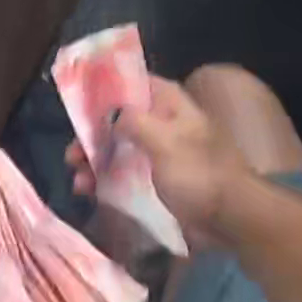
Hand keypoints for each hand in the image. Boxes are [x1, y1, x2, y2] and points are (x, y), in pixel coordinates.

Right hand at [66, 76, 252, 247]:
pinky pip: (125, 172)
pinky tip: (88, 191)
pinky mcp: (157, 178)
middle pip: (119, 118)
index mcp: (167, 102)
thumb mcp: (165, 142)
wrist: (230, 218)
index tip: (77, 105)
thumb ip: (133, 122)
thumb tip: (109, 112)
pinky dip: (106, 178)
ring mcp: (159, 150)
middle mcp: (161, 120)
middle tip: (71, 154)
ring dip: (96, 160)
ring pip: (119, 147)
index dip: (103, 91)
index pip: (130, 83)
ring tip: (77, 179)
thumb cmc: (199, 172)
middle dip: (93, 135)